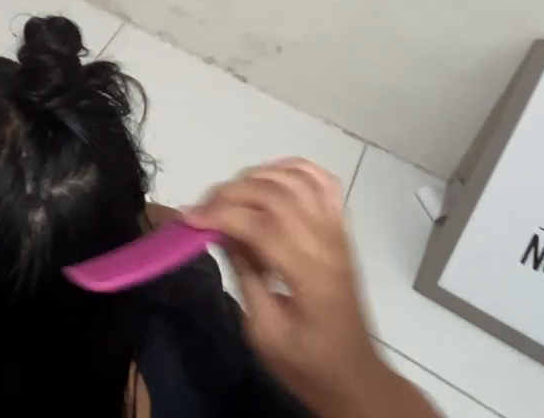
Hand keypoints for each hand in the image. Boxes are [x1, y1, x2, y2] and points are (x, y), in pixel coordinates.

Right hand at [186, 159, 433, 416]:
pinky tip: (268, 175)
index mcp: (310, 275)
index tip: (188, 218)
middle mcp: (327, 244)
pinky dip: (294, 167)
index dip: (220, 216)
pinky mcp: (341, 228)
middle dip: (230, 194)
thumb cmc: (306, 363)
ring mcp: (337, 231)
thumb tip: (220, 233)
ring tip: (230, 195)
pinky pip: (322, 181)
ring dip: (256, 177)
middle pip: (275, 196)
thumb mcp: (264, 331)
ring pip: (295, 180)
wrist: (355, 377)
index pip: (261, 226)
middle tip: (203, 209)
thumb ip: (244, 275)